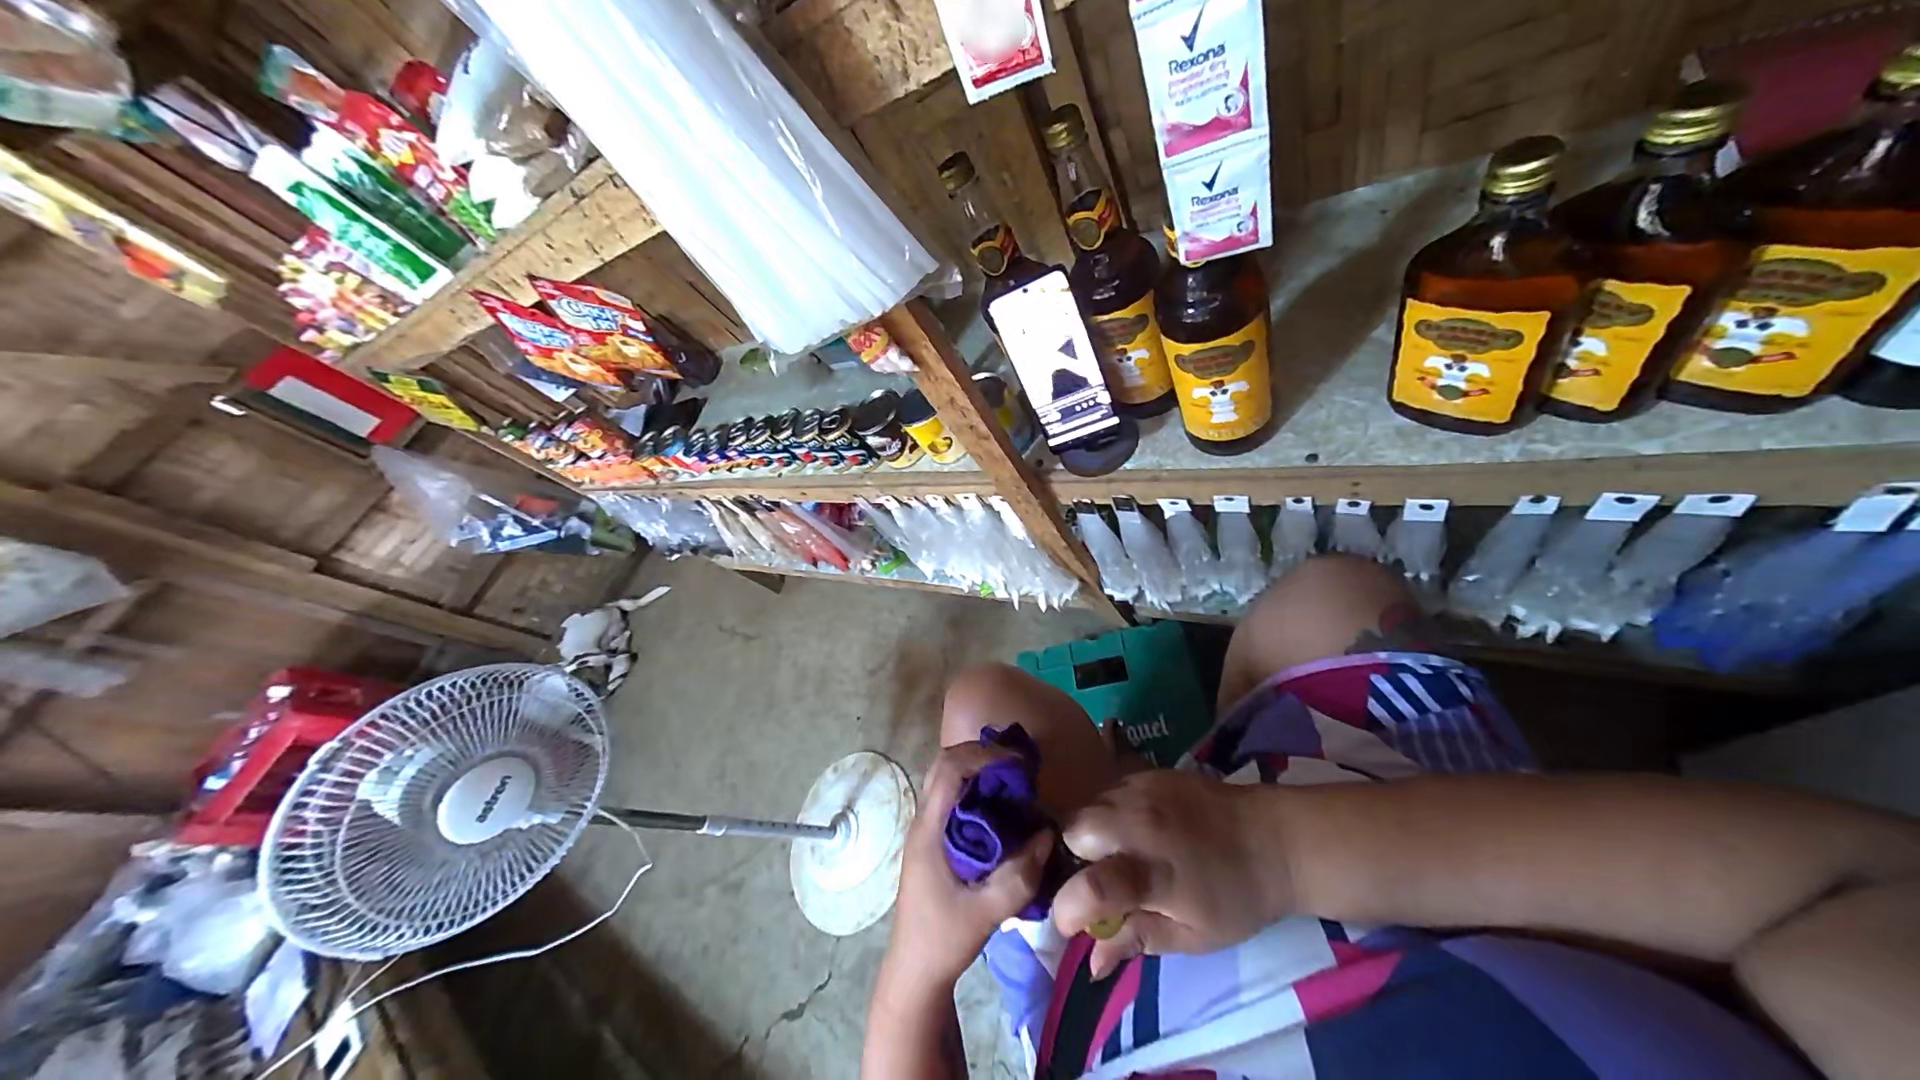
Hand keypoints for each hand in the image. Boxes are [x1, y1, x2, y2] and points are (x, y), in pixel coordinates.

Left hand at [884, 742, 1054, 989]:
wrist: (914, 972)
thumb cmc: (943, 940)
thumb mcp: (986, 913)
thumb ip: (1019, 877)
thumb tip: (1048, 835)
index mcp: (928, 830)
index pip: (949, 769)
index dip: (983, 755)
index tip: (1018, 763)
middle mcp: (923, 821)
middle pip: (945, 765)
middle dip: (982, 755)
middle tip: (1020, 766)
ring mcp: (926, 830)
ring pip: (948, 780)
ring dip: (980, 771)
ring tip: (1016, 782)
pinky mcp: (935, 841)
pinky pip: (954, 799)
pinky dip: (978, 791)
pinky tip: (1005, 810)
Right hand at [1051, 770, 1288, 977]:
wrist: (1276, 838)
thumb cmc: (1237, 897)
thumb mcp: (1193, 936)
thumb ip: (1137, 941)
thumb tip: (1092, 962)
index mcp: (1155, 874)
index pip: (1093, 888)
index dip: (1069, 909)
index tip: (1073, 926)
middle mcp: (1140, 825)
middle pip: (1075, 831)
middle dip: (1077, 857)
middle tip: (1106, 875)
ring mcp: (1143, 791)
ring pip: (1087, 805)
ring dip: (1093, 832)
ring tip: (1124, 851)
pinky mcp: (1149, 772)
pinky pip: (1108, 790)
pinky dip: (1111, 811)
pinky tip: (1139, 827)